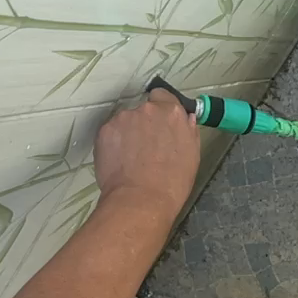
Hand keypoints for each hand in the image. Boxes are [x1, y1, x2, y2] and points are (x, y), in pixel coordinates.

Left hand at [93, 89, 197, 216]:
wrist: (141, 200)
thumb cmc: (172, 183)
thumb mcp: (192, 155)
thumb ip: (188, 131)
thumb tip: (185, 119)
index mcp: (172, 112)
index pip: (163, 96)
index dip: (161, 108)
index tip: (160, 123)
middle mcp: (147, 109)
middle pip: (144, 110)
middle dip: (145, 124)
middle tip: (147, 148)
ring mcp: (124, 118)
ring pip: (126, 122)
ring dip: (128, 134)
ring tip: (131, 159)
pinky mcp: (105, 130)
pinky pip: (111, 133)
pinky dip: (114, 143)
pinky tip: (120, 162)